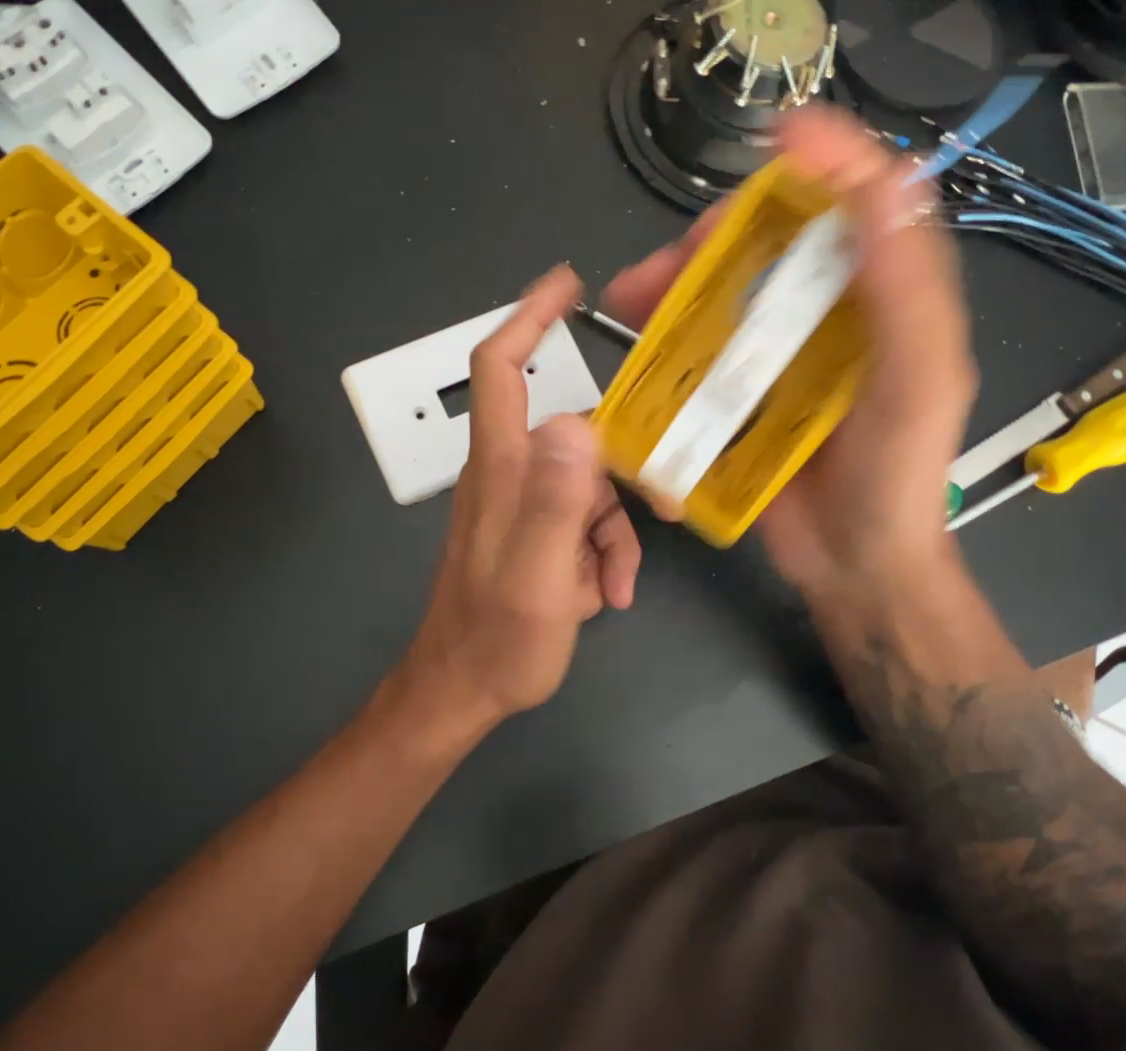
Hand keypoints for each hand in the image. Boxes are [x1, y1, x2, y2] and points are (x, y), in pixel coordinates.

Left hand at [398, 266, 641, 732]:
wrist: (461, 692)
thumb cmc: (496, 639)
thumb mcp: (537, 577)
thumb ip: (556, 502)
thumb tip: (578, 423)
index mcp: (502, 469)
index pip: (503, 369)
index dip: (530, 317)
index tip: (570, 283)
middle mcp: (508, 475)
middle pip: (574, 436)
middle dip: (619, 469)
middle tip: (664, 503)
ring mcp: (521, 507)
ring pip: (588, 486)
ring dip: (613, 532)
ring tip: (613, 587)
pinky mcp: (532, 537)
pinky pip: (580, 524)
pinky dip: (601, 554)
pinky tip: (605, 596)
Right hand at [603, 106, 975, 603]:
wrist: (854, 568)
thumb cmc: (895, 481)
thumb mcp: (918, 384)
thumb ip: (906, 291)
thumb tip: (881, 184)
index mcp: (888, 298)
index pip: (860, 203)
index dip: (824, 160)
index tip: (777, 136)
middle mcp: (835, 315)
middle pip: (772, 246)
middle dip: (716, 238)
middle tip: (670, 260)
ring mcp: (785, 356)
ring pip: (725, 294)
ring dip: (674, 286)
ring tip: (628, 299)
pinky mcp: (746, 395)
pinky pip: (702, 351)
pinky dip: (666, 340)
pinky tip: (635, 345)